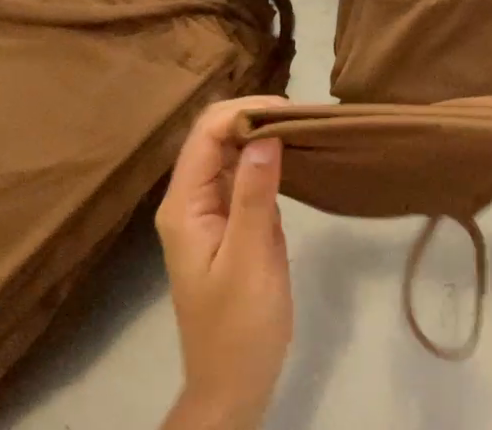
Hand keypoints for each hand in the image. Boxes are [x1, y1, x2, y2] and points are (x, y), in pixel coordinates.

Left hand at [158, 97, 293, 429]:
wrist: (234, 381)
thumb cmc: (240, 324)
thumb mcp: (251, 258)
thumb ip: (255, 194)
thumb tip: (265, 134)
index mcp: (184, 206)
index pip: (206, 135)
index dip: (246, 111)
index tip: (293, 110)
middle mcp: (192, 201)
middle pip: (216, 136)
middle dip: (256, 115)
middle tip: (305, 117)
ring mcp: (211, 211)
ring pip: (232, 152)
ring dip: (264, 132)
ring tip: (307, 127)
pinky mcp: (233, 222)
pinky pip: (246, 174)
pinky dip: (269, 157)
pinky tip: (297, 155)